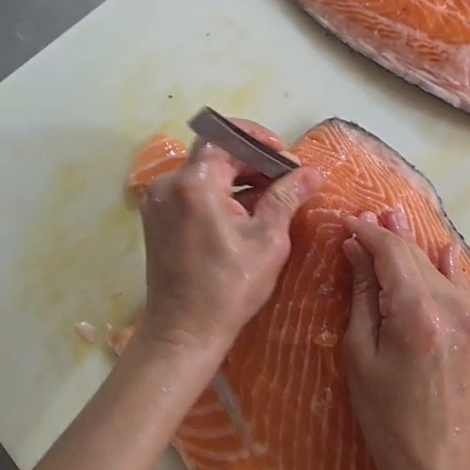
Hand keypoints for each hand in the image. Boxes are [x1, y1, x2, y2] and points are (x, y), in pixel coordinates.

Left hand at [136, 121, 321, 359]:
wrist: (183, 333)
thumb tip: (311, 172)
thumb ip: (286, 198)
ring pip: (204, 173)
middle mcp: (169, 185)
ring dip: (237, 178)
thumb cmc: (227, 289)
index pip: (223, 136)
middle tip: (284, 177)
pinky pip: (192, 191)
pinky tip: (246, 212)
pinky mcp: (158, 218)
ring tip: (272, 196)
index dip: (255, 138)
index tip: (282, 153)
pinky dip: (219, 194)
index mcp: (194, 184)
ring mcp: (159, 202)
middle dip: (251, 161)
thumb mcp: (267, 241)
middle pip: (214, 154)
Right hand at [344, 210, 469, 469]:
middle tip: (366, 217)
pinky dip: (449, 270)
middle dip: (389, 236)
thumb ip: (363, 296)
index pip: (390, 253)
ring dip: (415, 249)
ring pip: (439, 270)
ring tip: (395, 219)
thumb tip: (356, 250)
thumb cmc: (387, 420)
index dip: (367, 233)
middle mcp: (453, 307)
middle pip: (416, 257)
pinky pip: (463, 290)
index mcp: (417, 313)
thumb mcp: (362, 356)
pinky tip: (444, 250)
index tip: (347, 221)